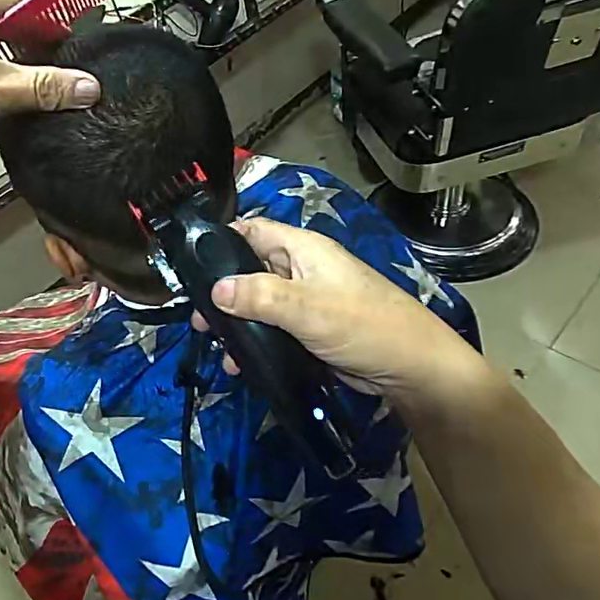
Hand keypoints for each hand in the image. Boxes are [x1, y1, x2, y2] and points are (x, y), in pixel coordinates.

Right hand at [196, 218, 500, 409]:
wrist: (408, 368)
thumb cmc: (363, 325)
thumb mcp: (308, 307)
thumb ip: (261, 296)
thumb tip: (216, 289)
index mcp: (304, 249)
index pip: (255, 231)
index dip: (223, 241)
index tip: (191, 264)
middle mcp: (302, 270)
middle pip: (252, 269)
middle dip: (224, 291)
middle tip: (197, 318)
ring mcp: (307, 301)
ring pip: (261, 303)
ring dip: (238, 321)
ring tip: (214, 342)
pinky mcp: (310, 330)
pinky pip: (274, 328)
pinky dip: (256, 340)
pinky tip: (238, 362)